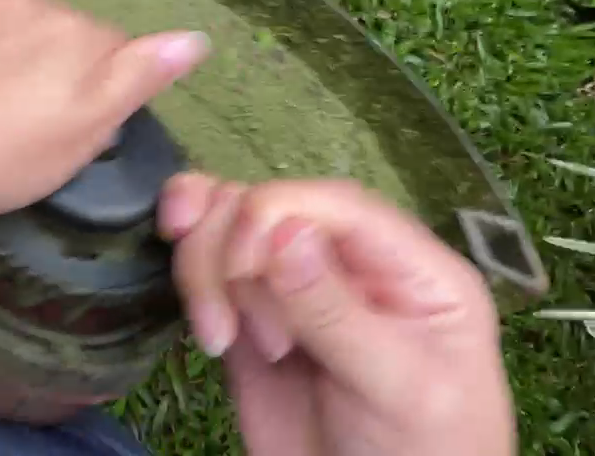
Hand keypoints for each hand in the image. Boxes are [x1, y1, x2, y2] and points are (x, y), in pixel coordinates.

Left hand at [0, 0, 210, 230]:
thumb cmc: (0, 158)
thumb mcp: (84, 133)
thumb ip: (139, 77)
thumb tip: (192, 38)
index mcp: (79, 35)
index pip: (117, 54)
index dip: (102, 94)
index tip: (74, 127)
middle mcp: (35, 3)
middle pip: (70, 30)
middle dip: (64, 70)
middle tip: (30, 124)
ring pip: (26, 8)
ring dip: (26, 39)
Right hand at [161, 174, 514, 455]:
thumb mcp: (398, 393)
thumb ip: (337, 311)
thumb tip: (282, 231)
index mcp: (407, 267)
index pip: (330, 202)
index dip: (273, 214)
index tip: (243, 268)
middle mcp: (345, 257)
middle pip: (262, 204)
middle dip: (231, 255)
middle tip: (242, 334)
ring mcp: (289, 276)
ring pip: (220, 218)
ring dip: (202, 268)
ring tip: (221, 339)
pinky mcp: (243, 300)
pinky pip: (200, 250)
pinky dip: (186, 268)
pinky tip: (203, 315)